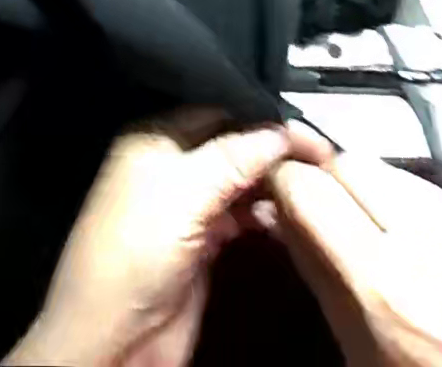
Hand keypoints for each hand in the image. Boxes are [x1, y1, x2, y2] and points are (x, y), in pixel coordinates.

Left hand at [4, 117, 331, 366]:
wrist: (116, 330)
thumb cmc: (136, 247)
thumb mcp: (182, 192)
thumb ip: (230, 157)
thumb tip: (279, 128)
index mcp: (153, 137)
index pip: (214, 112)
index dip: (259, 119)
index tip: (312, 132)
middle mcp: (169, 163)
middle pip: (229, 145)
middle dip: (272, 150)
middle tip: (325, 161)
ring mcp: (187, 203)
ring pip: (238, 181)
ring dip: (272, 183)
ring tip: (317, 188)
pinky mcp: (203, 241)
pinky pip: (240, 216)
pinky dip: (265, 215)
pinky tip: (293, 218)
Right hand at [264, 157, 441, 366]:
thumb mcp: (364, 360)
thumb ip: (317, 271)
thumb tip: (276, 207)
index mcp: (395, 297)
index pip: (309, 184)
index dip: (287, 183)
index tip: (283, 193)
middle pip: (356, 164)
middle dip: (334, 181)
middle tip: (333, 212)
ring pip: (408, 179)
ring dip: (386, 199)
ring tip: (394, 240)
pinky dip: (441, 226)